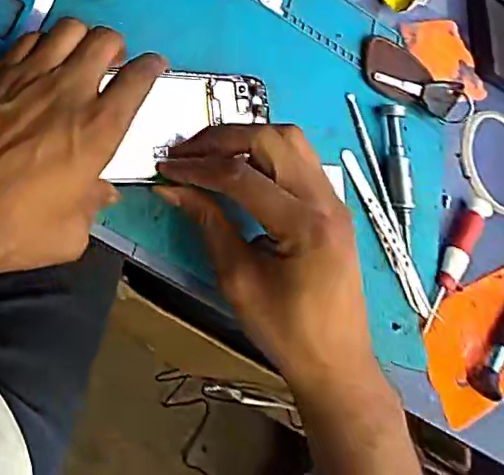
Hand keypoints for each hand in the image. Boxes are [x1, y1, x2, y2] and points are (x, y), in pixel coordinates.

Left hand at [0, 19, 165, 284]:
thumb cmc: (11, 228)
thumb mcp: (70, 234)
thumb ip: (93, 204)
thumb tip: (101, 189)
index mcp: (97, 129)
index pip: (139, 78)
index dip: (152, 66)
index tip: (153, 66)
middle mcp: (69, 90)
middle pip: (105, 39)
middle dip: (116, 46)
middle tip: (111, 63)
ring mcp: (31, 74)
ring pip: (69, 28)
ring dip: (81, 38)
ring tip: (76, 55)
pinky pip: (30, 37)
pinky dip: (44, 43)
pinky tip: (40, 61)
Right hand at [155, 125, 379, 393]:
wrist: (337, 366)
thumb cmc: (287, 332)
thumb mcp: (237, 279)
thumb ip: (207, 222)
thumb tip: (173, 187)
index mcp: (304, 226)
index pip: (241, 175)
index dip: (197, 167)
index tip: (166, 168)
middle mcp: (325, 202)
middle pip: (269, 139)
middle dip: (220, 140)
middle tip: (185, 154)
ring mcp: (334, 199)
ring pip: (287, 137)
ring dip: (244, 137)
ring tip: (209, 154)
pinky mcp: (332, 203)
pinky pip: (297, 155)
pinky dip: (264, 149)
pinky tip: (239, 165)